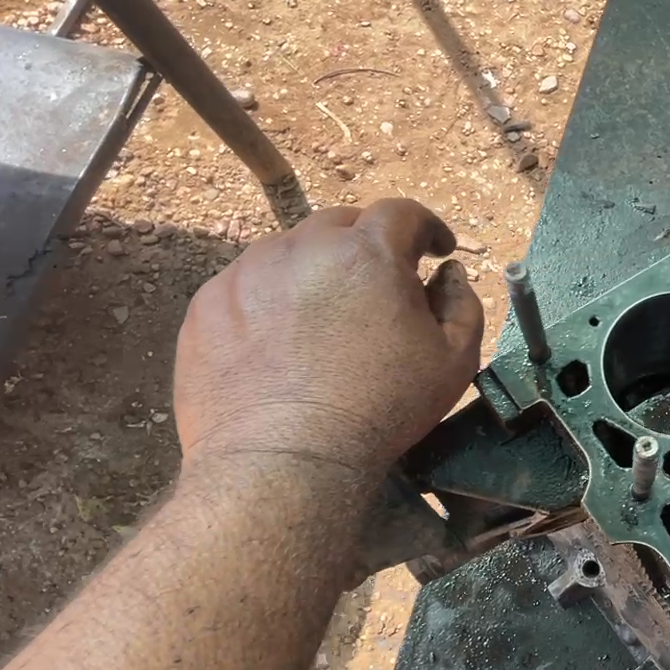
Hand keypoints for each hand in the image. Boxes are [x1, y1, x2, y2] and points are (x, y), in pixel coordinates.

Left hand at [173, 200, 483, 481]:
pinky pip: (250, 283)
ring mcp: (247, 273)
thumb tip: (447, 273)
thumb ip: (462, 303)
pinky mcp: (207, 304)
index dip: (427, 227)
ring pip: (293, 250)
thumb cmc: (384, 407)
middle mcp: (304, 248)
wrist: (286, 457)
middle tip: (384, 284)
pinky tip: (288, 340)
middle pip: (343, 223)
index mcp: (369, 255)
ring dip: (321, 269)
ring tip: (332, 316)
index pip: (402, 213)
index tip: (436, 249)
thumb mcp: (455, 360)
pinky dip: (277, 296)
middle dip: (371, 244)